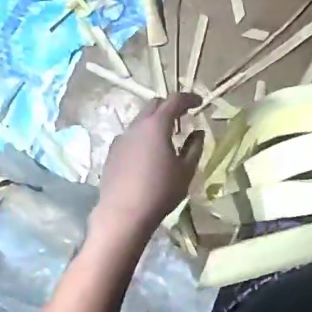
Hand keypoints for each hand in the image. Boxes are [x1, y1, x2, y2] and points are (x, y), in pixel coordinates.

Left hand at [90, 94, 203, 254]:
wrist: (123, 213)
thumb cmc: (160, 191)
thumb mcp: (185, 171)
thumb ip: (194, 147)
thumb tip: (198, 132)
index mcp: (157, 125)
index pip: (174, 100)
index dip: (189, 98)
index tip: (199, 102)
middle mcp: (137, 125)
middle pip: (154, 105)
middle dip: (170, 107)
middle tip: (182, 118)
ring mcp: (121, 138)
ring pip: (140, 120)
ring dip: (155, 122)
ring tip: (166, 138)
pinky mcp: (112, 152)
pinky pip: (130, 136)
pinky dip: (142, 136)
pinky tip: (147, 155)